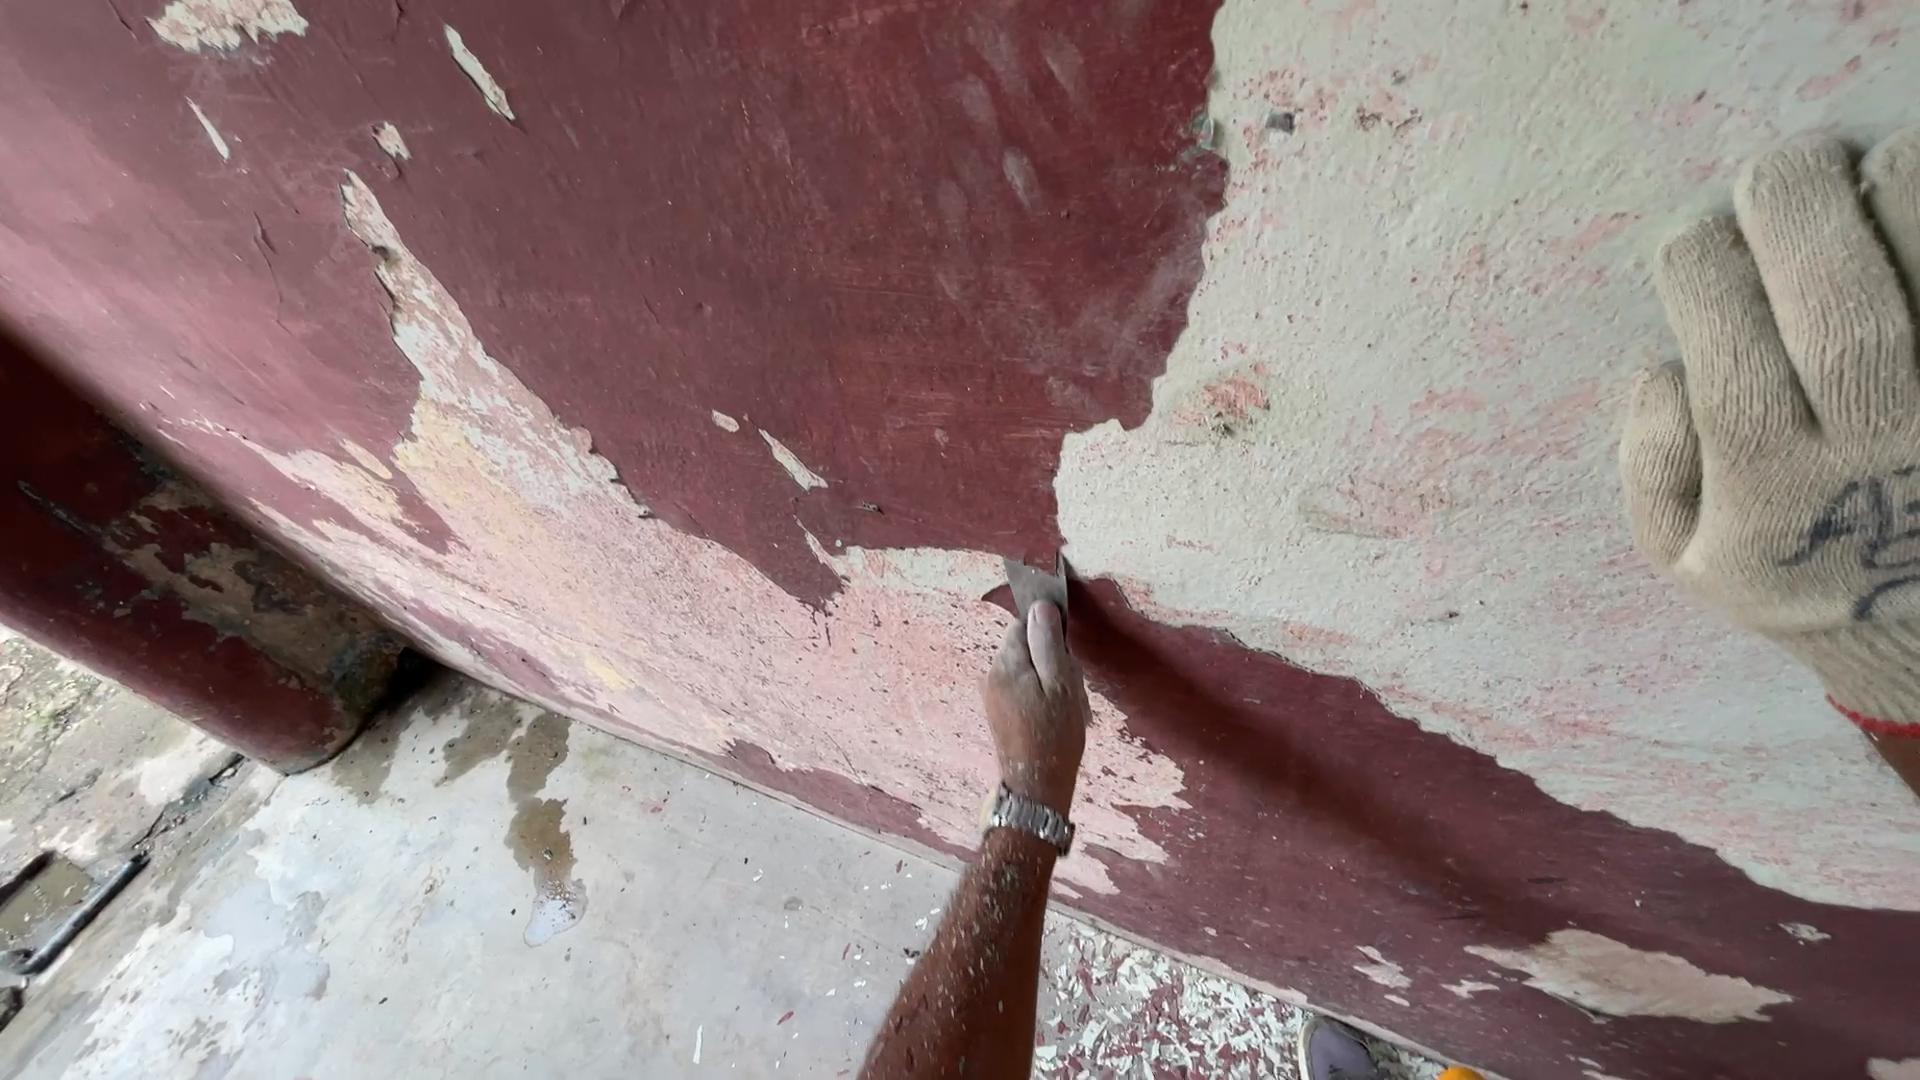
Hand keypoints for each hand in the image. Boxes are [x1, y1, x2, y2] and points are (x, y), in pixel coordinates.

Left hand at [981, 601, 1089, 814]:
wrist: (1037, 786)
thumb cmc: (1054, 735)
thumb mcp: (1060, 684)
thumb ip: (1048, 643)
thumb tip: (1040, 606)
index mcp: (1005, 663)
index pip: (1024, 625)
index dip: (1050, 636)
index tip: (1067, 660)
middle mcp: (991, 674)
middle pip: (1025, 646)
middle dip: (1051, 661)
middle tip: (1070, 690)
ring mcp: (992, 693)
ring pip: (1027, 668)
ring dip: (1049, 680)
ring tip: (1064, 707)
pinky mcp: (998, 710)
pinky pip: (1023, 688)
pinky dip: (1041, 696)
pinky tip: (1054, 717)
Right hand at [1621, 128, 1919, 732]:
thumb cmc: (1788, 579)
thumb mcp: (1679, 553)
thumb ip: (1652, 467)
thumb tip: (1658, 366)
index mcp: (1771, 492)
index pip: (1733, 369)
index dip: (1707, 288)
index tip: (1687, 231)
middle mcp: (1877, 456)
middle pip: (1843, 323)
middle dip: (1800, 227)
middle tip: (1773, 163)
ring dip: (1908, 212)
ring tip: (1870, 154)